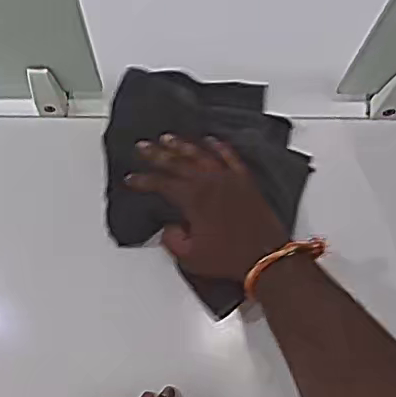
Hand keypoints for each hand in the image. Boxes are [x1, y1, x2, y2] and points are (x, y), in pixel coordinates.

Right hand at [127, 135, 288, 281]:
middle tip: (142, 147)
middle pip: (177, 162)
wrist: (264, 257)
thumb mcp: (189, 256)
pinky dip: (219, 146)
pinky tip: (210, 140)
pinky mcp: (245, 181)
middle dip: (156, 154)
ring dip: (182, 145)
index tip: (131, 178)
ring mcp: (229, 178)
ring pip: (200, 154)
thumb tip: (169, 228)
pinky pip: (229, 156)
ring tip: (168, 138)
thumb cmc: (229, 258)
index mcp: (193, 199)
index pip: (161, 183)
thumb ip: (172, 239)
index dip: (143, 180)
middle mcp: (210, 182)